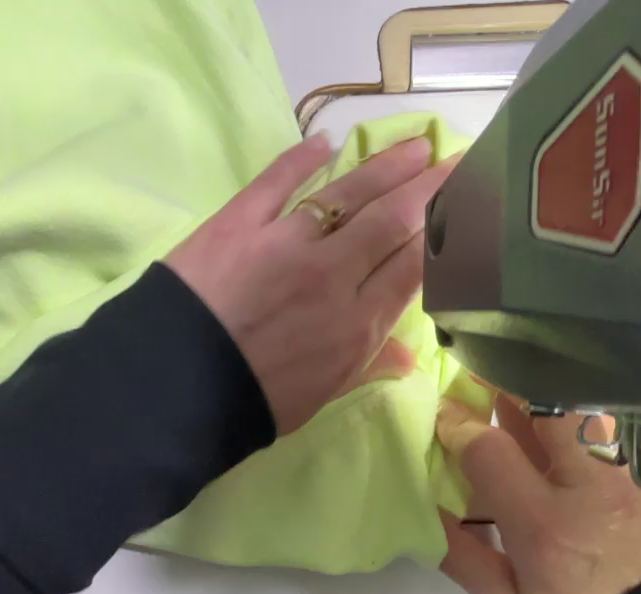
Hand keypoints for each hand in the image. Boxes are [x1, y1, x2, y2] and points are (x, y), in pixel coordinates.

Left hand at [165, 134, 455, 434]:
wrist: (179, 390)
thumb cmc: (254, 404)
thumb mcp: (320, 397)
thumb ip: (366, 368)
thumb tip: (411, 358)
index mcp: (356, 324)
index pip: (412, 265)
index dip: (441, 231)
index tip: (462, 206)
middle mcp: (332, 274)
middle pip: (390, 219)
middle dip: (426, 187)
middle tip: (450, 160)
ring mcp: (286, 243)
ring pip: (347, 193)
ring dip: (383, 166)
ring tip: (412, 144)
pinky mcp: (240, 222)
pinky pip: (278, 180)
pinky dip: (301, 157)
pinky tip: (324, 142)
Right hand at [436, 396, 640, 593]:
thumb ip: (457, 555)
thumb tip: (421, 504)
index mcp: (544, 525)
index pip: (490, 451)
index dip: (457, 426)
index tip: (441, 417)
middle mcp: (588, 485)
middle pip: (544, 403)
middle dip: (502, 379)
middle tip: (473, 372)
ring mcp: (624, 465)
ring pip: (577, 399)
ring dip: (537, 386)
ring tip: (506, 382)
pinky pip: (600, 412)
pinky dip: (568, 402)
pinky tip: (546, 403)